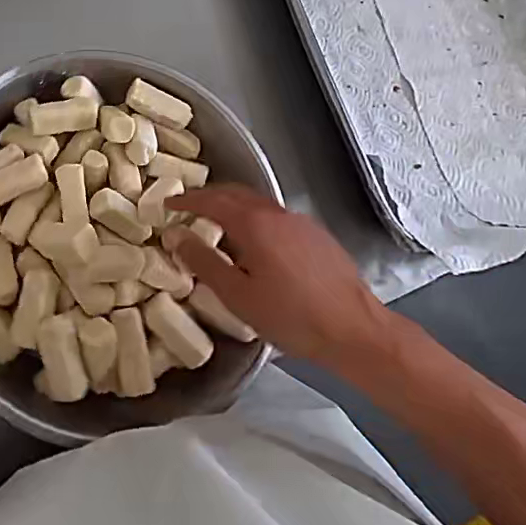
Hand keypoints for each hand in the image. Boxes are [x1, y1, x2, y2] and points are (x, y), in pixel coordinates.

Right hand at [163, 185, 397, 366]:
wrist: (355, 330)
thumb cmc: (292, 316)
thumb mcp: (238, 296)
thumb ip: (205, 263)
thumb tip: (178, 237)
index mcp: (255, 224)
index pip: (212, 201)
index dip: (188, 200)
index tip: (170, 203)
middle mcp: (278, 214)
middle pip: (237, 194)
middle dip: (210, 197)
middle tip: (190, 209)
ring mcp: (301, 223)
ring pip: (259, 205)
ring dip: (234, 208)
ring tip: (218, 227)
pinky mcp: (317, 236)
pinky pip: (276, 218)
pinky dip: (255, 220)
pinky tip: (256, 246)